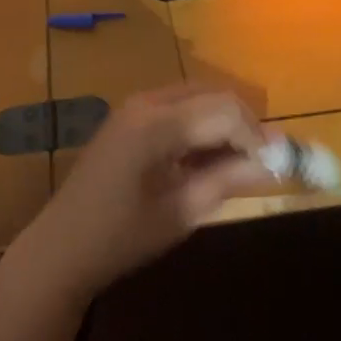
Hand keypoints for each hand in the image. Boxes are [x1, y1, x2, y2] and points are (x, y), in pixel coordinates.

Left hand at [12, 86, 274, 297]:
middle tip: (263, 163)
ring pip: (198, 96)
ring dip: (224, 122)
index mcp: (156, 124)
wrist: (62, 246)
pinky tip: (209, 158)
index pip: (224, 110)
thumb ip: (229, 180)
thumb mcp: (181, 212)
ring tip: (240, 164)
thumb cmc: (120, 237)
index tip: (278, 165)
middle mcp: (146, 101)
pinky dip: (202, 124)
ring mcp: (136, 105)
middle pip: (213, 94)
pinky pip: (179, 106)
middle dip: (244, 124)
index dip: (258, 135)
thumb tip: (276, 163)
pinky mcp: (131, 116)